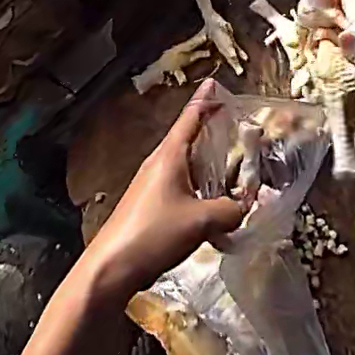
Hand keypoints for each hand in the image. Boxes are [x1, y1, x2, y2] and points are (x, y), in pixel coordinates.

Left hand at [77, 80, 246, 301]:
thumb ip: (230, 210)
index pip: (191, 117)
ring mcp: (152, 185)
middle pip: (188, 136)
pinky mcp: (150, 206)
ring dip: (206, 159)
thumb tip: (246, 206)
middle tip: (234, 122)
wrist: (108, 271)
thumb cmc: (153, 234)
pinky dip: (200, 183)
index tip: (217, 83)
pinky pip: (181, 184)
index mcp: (170, 155)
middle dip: (210, 127)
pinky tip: (213, 200)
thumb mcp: (201, 221)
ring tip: (231, 161)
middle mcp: (159, 164)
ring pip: (185, 163)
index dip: (206, 100)